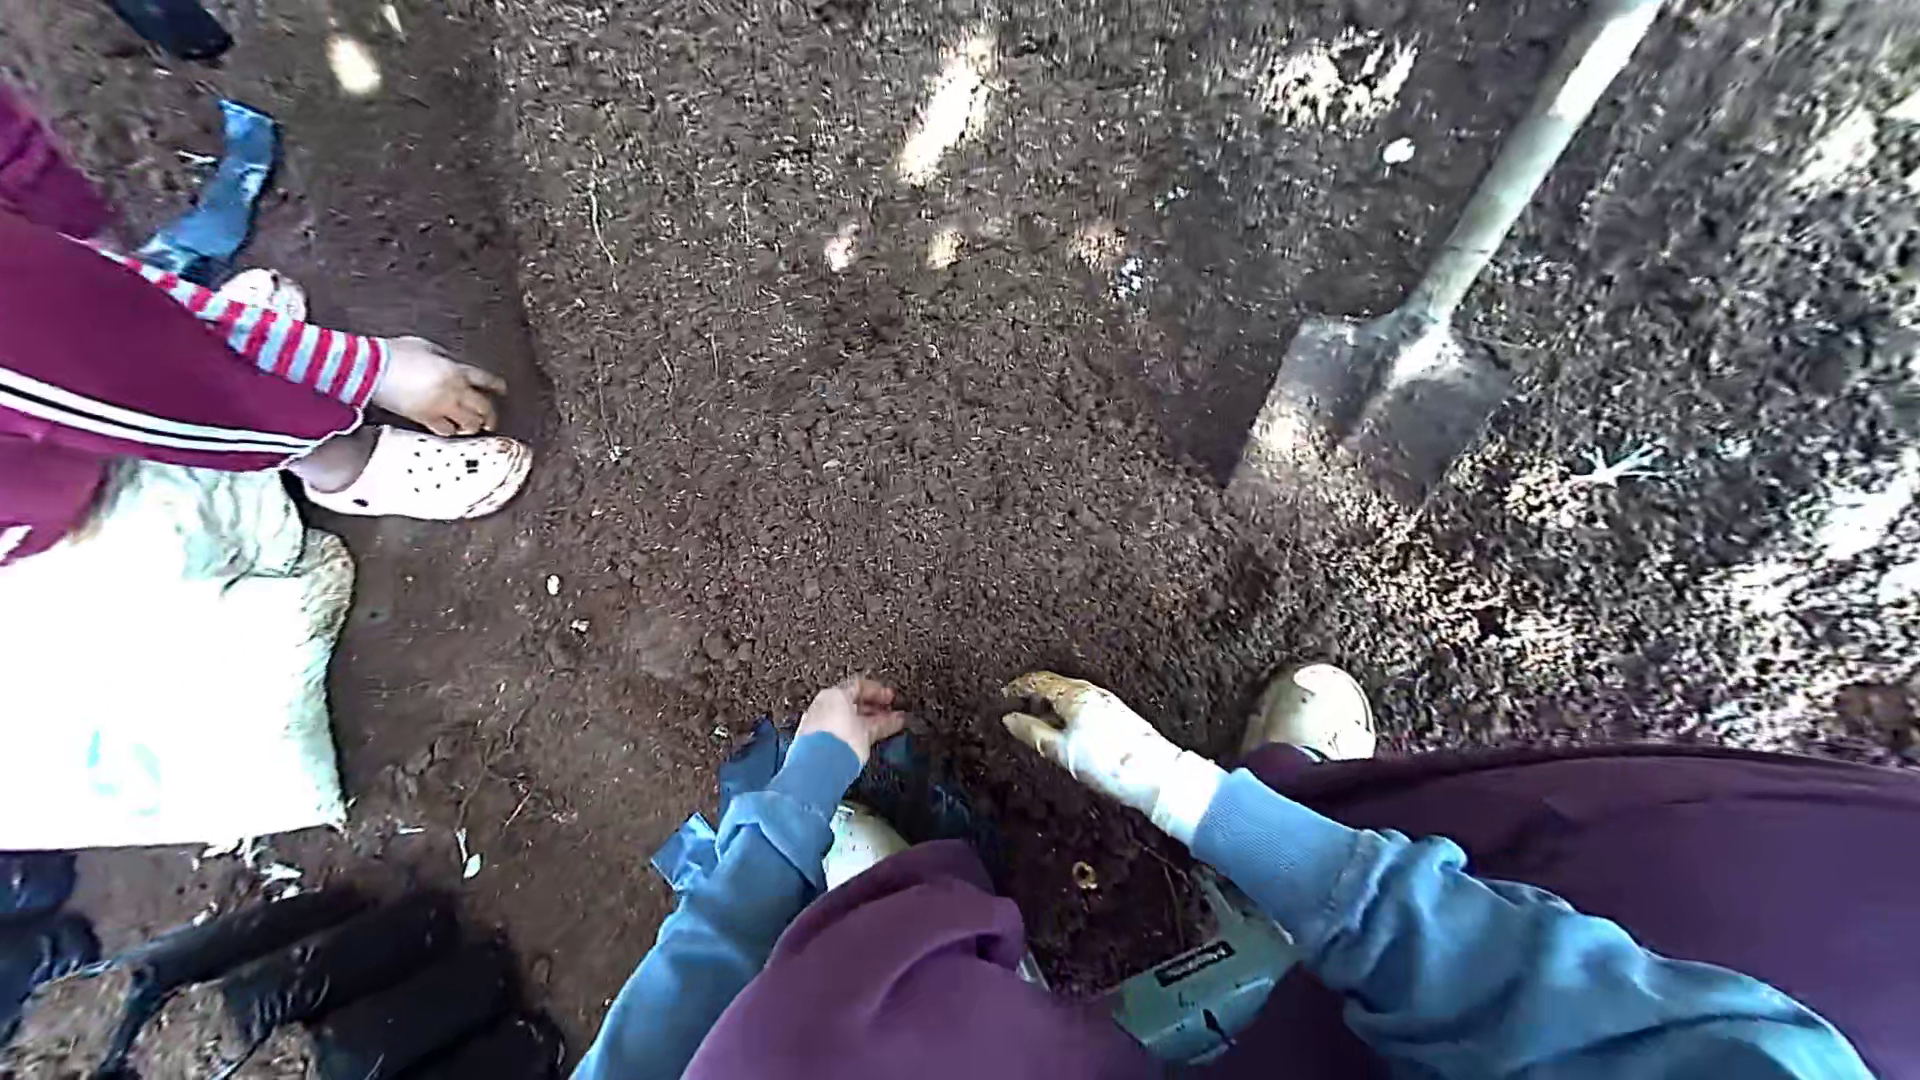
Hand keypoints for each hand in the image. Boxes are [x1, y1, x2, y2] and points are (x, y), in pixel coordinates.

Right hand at [373, 336, 507, 435]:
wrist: (366, 368)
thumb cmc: (390, 353)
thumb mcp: (424, 347)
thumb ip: (443, 358)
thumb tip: (451, 365)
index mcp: (456, 370)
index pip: (485, 380)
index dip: (497, 386)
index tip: (502, 390)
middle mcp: (455, 390)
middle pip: (484, 407)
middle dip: (490, 415)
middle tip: (490, 420)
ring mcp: (442, 405)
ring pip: (470, 422)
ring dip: (473, 425)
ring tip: (472, 426)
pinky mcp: (425, 417)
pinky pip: (446, 430)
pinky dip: (451, 431)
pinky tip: (451, 430)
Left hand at [797, 678, 907, 765]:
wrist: (817, 767)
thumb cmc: (841, 742)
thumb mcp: (868, 729)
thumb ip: (884, 723)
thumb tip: (897, 719)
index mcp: (833, 694)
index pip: (859, 686)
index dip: (878, 692)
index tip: (890, 699)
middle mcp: (822, 706)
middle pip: (852, 703)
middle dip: (873, 709)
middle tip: (889, 715)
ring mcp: (817, 724)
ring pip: (845, 718)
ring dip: (864, 722)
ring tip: (881, 730)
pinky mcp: (814, 742)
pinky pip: (838, 732)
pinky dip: (853, 734)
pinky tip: (864, 741)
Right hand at [1001, 672, 1180, 815]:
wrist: (1157, 776)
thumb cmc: (1109, 763)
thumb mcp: (1061, 751)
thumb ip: (1032, 732)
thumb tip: (1009, 719)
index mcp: (1075, 694)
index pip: (1038, 681)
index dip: (1017, 687)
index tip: (1004, 694)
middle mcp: (1091, 692)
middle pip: (1054, 686)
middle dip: (1032, 696)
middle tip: (1016, 710)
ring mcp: (1105, 702)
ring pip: (1068, 696)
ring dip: (1049, 706)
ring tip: (1037, 724)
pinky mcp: (1115, 715)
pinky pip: (1082, 705)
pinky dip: (1065, 713)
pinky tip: (1064, 731)